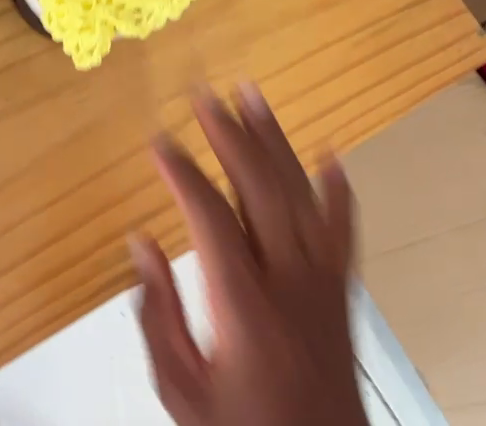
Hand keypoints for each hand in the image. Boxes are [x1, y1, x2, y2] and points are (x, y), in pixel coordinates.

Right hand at [130, 85, 365, 425]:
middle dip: (230, 136)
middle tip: (204, 96)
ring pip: (301, 197)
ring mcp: (322, 285)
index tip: (159, 141)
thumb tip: (143, 246)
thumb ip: (158, 316)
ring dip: (275, 142)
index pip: (209, 218)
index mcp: (243, 306)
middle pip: (260, 191)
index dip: (183, 173)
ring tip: (252, 96)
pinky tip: (330, 156)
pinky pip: (342, 232)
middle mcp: (289, 283)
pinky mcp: (341, 295)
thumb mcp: (180, 389)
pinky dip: (338, 191)